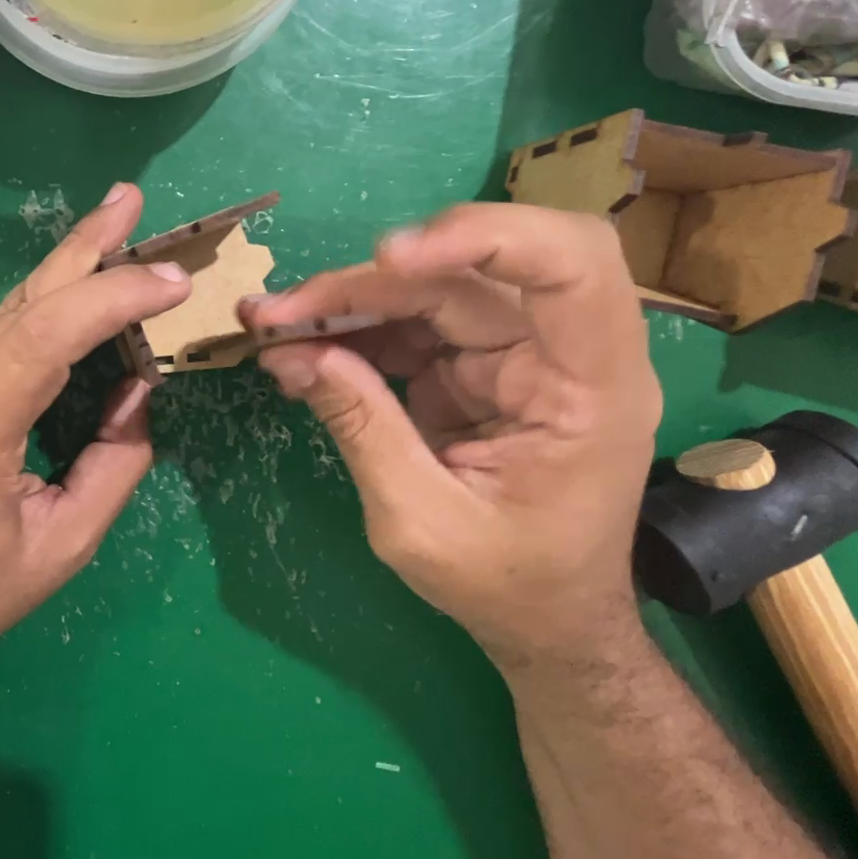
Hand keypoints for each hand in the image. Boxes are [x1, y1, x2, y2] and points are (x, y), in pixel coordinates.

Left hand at [0, 184, 190, 706]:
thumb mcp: (61, 548)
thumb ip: (113, 464)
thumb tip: (135, 392)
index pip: (42, 338)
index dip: (110, 297)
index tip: (170, 280)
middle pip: (12, 306)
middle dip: (80, 248)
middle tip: (128, 201)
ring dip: (54, 285)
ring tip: (109, 250)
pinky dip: (22, 323)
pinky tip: (56, 315)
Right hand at [243, 204, 662, 666]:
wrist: (544, 622)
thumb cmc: (506, 584)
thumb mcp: (419, 520)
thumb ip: (361, 428)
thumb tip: (293, 353)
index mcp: (589, 390)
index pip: (570, 266)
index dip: (483, 237)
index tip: (385, 259)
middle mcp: (559, 354)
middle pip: (464, 276)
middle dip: (361, 287)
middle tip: (274, 314)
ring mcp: (516, 357)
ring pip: (426, 293)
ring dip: (343, 304)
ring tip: (268, 326)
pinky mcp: (476, 367)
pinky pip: (408, 327)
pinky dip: (349, 333)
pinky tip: (296, 348)